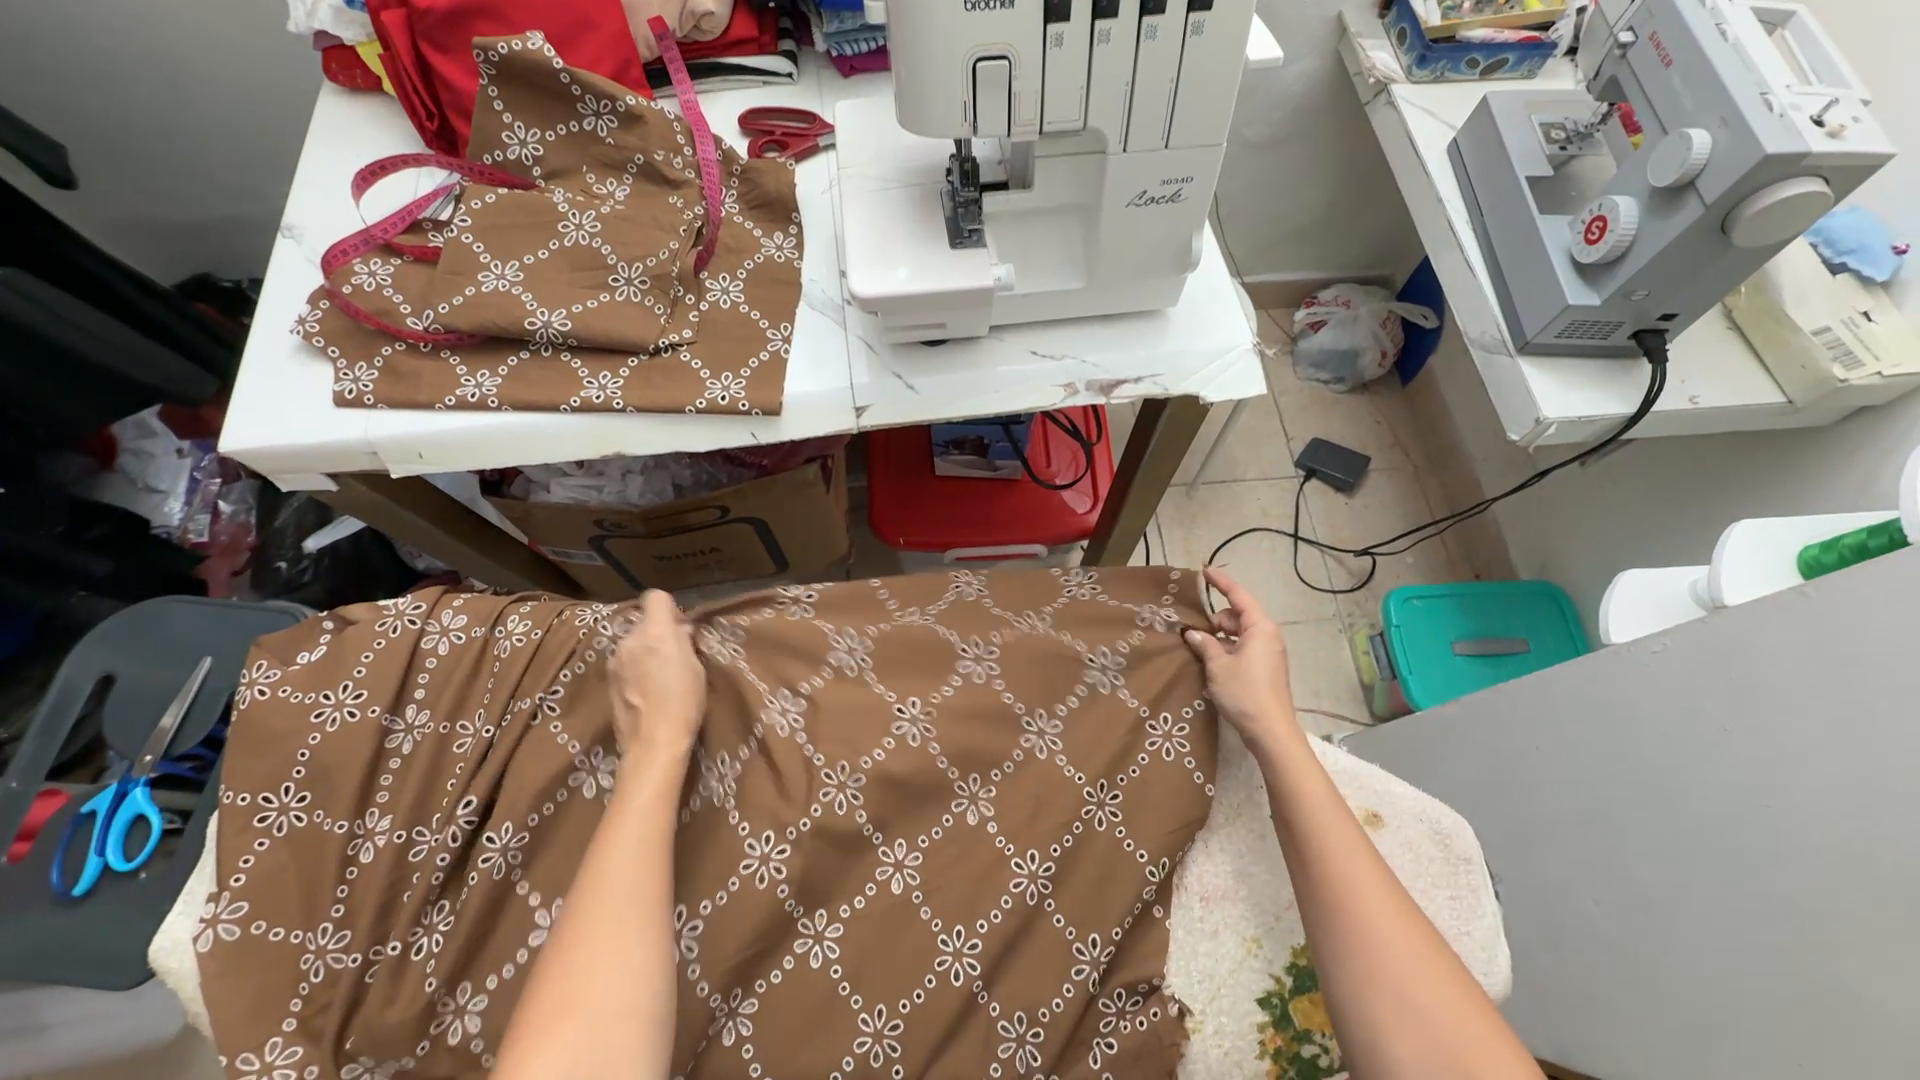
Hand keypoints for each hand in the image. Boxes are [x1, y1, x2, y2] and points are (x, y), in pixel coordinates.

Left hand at [608, 590, 706, 758]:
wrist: (653, 742)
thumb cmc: (684, 703)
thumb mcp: (696, 668)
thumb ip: (684, 642)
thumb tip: (679, 630)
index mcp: (655, 632)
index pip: (656, 597)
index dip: (669, 608)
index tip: (680, 627)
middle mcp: (630, 639)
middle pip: (644, 622)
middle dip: (658, 632)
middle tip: (675, 655)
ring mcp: (615, 659)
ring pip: (633, 643)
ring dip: (645, 650)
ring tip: (660, 676)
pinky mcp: (608, 679)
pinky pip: (625, 661)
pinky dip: (635, 667)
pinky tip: (646, 689)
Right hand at [1184, 568, 1298, 751]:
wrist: (1270, 730)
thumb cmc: (1244, 692)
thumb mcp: (1218, 665)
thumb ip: (1205, 644)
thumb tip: (1193, 633)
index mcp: (1260, 627)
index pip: (1238, 595)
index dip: (1220, 582)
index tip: (1204, 571)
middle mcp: (1268, 635)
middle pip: (1238, 615)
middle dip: (1215, 619)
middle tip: (1193, 631)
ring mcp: (1269, 653)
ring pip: (1240, 633)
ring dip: (1220, 636)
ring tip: (1200, 649)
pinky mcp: (1266, 669)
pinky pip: (1243, 648)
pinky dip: (1228, 649)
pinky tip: (1212, 662)